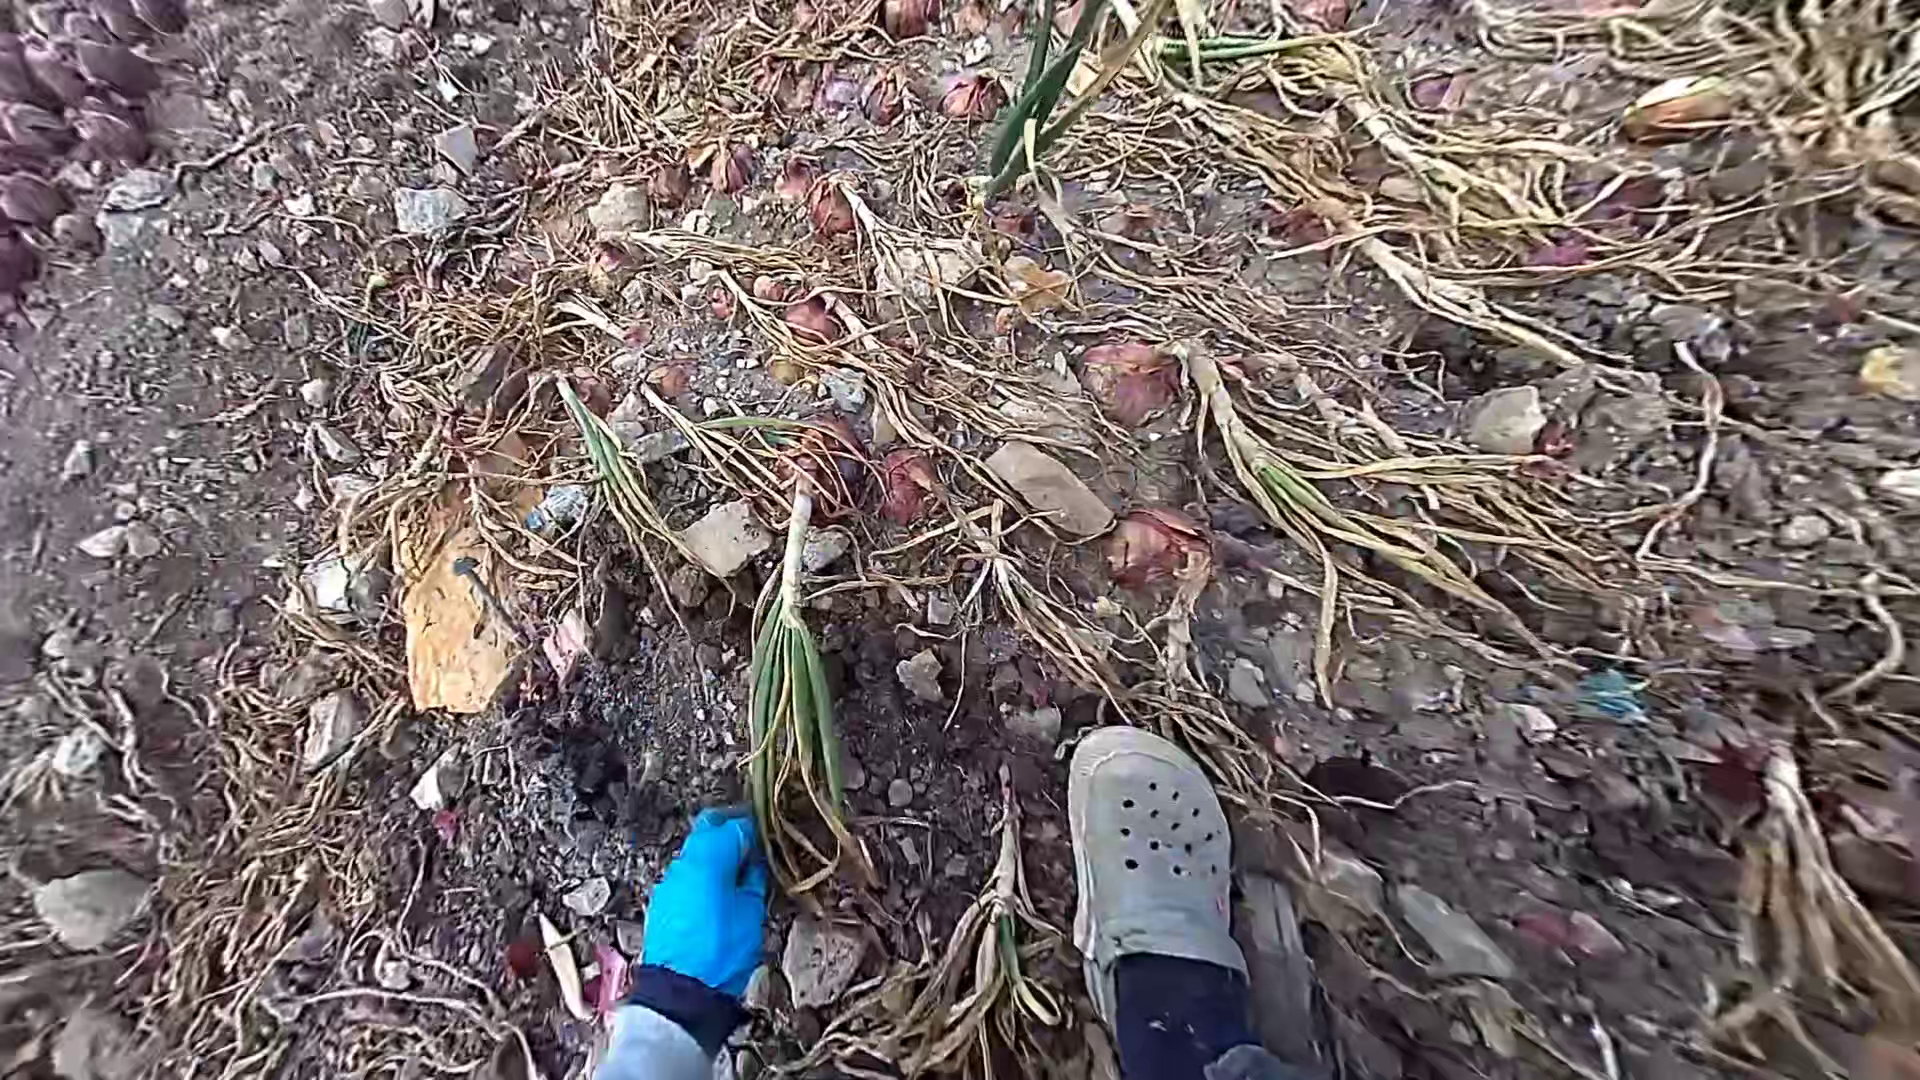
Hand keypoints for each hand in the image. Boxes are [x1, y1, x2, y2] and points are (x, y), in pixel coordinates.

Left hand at [642, 807, 767, 998]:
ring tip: (736, 878)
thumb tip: (753, 859)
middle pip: (709, 826)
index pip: (737, 824)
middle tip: (752, 849)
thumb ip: (753, 874)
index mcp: (709, 857)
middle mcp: (684, 862)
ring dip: (716, 855)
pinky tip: (716, 897)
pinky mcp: (661, 903)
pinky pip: (685, 875)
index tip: (767, 841)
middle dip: (732, 832)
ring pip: (696, 850)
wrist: (679, 999)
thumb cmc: (721, 952)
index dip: (755, 830)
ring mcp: (669, 882)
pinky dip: (702, 876)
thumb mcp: (752, 908)